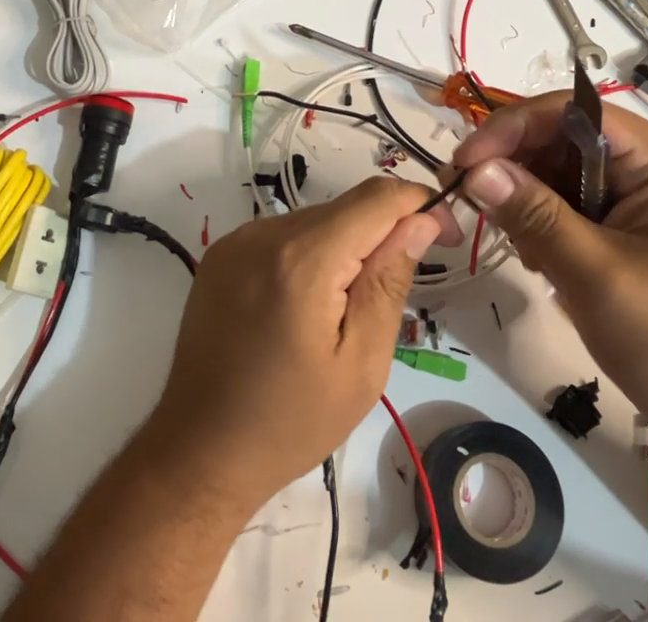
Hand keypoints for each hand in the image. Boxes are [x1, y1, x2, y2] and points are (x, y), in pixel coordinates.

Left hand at [143, 177, 447, 505]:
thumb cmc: (291, 422)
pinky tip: (309, 306)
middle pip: (346, 207)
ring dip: (347, 246)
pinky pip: (283, 236)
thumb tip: (420, 221)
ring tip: (347, 310)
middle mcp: (263, 234)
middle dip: (385, 232)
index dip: (421, 205)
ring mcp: (235, 242)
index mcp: (302, 259)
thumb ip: (390, 282)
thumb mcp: (361, 364)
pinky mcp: (220, 257)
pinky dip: (311, 255)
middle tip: (398, 290)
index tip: (446, 238)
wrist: (201, 450)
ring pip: (315, 219)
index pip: (377, 197)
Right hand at [451, 92, 647, 445]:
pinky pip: (570, 211)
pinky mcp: (627, 238)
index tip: (463, 164)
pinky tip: (537, 261)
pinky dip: (542, 226)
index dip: (513, 127)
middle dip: (513, 164)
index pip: (574, 113)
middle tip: (463, 198)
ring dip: (524, 199)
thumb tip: (476, 170)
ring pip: (560, 177)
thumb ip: (535, 216)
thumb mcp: (596, 274)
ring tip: (512, 243)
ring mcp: (639, 206)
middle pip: (563, 141)